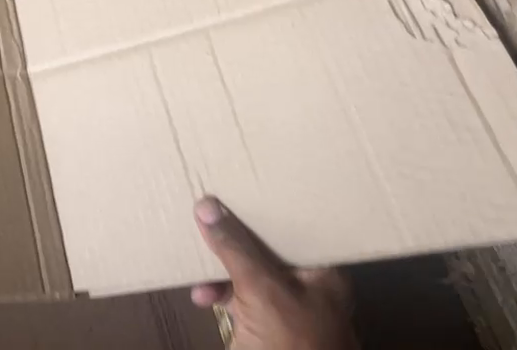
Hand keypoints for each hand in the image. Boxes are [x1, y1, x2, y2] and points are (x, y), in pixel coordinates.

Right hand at [191, 196, 356, 349]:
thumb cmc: (292, 344)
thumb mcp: (261, 290)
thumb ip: (234, 247)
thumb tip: (205, 204)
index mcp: (322, 272)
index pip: (294, 224)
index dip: (266, 204)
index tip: (236, 183)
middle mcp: (307, 284)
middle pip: (266, 244)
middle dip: (233, 232)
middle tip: (206, 210)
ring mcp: (286, 306)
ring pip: (248, 269)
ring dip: (219, 264)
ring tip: (194, 257)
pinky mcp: (265, 325)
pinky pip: (238, 295)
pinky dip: (218, 292)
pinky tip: (201, 295)